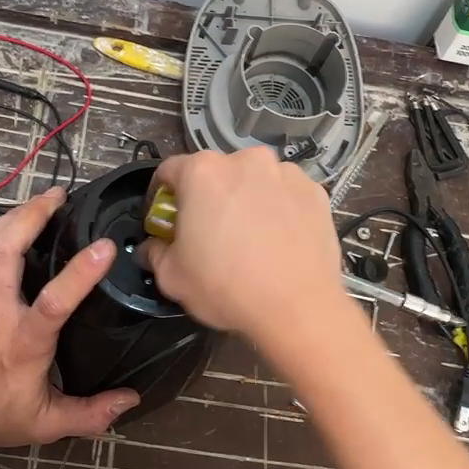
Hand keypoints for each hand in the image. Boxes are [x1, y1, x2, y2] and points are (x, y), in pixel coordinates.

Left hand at [0, 187, 139, 445]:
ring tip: (34, 204)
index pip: (53, 301)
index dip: (80, 272)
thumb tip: (133, 399)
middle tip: (58, 196)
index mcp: (23, 344)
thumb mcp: (48, 423)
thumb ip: (92, 413)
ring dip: (9, 218)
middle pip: (6, 252)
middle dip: (32, 215)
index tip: (104, 245)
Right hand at [140, 148, 345, 343]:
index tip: (164, 220)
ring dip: (245, 199)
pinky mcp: (315, 192)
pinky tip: (278, 240)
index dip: (161, 196)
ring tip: (249, 237)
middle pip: (215, 172)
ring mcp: (285, 173)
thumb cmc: (227, 287)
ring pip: (253, 181)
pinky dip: (278, 208)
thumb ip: (155, 253)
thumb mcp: (172, 277)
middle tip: (208, 232)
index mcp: (202, 172)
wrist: (299, 307)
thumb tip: (153, 247)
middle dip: (207, 196)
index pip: (169, 171)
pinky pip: (285, 194)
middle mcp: (245, 160)